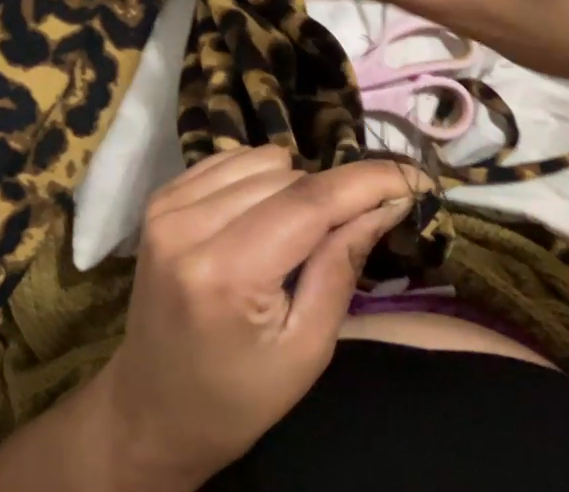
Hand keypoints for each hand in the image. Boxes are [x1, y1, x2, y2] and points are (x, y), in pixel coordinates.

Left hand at [95, 147, 420, 482]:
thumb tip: (384, 203)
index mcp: (224, 273)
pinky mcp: (158, 202)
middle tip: (355, 227)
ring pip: (258, 161)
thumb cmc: (237, 396)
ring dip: (293, 185)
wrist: (152, 407)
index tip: (415, 175)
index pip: (307, 202)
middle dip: (332, 193)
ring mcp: (165, 209)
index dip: (366, 181)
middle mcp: (186, 226)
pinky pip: (226, 163)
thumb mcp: (306, 349)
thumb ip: (340, 266)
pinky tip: (263, 218)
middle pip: (285, 176)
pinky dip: (258, 180)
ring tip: (298, 236)